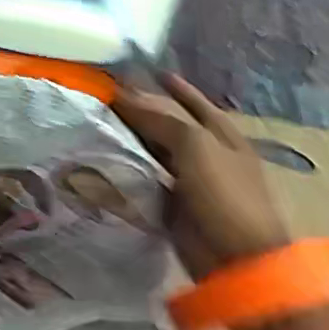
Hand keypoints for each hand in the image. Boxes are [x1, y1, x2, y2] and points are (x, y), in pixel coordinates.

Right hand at [112, 72, 290, 277]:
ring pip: (150, 146)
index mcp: (221, 133)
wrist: (237, 261)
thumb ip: (157, 115)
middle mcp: (206, 151)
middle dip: (136, 107)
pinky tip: (99, 149)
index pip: (191, 99)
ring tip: (91, 117)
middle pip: (166, 121)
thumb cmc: (224, 193)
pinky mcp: (171, 199)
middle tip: (99, 92)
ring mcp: (189, 177)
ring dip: (126, 134)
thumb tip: (119, 95)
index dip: (168, 84)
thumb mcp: (194, 143)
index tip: (136, 68)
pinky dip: (124, 162)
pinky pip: (142, 172)